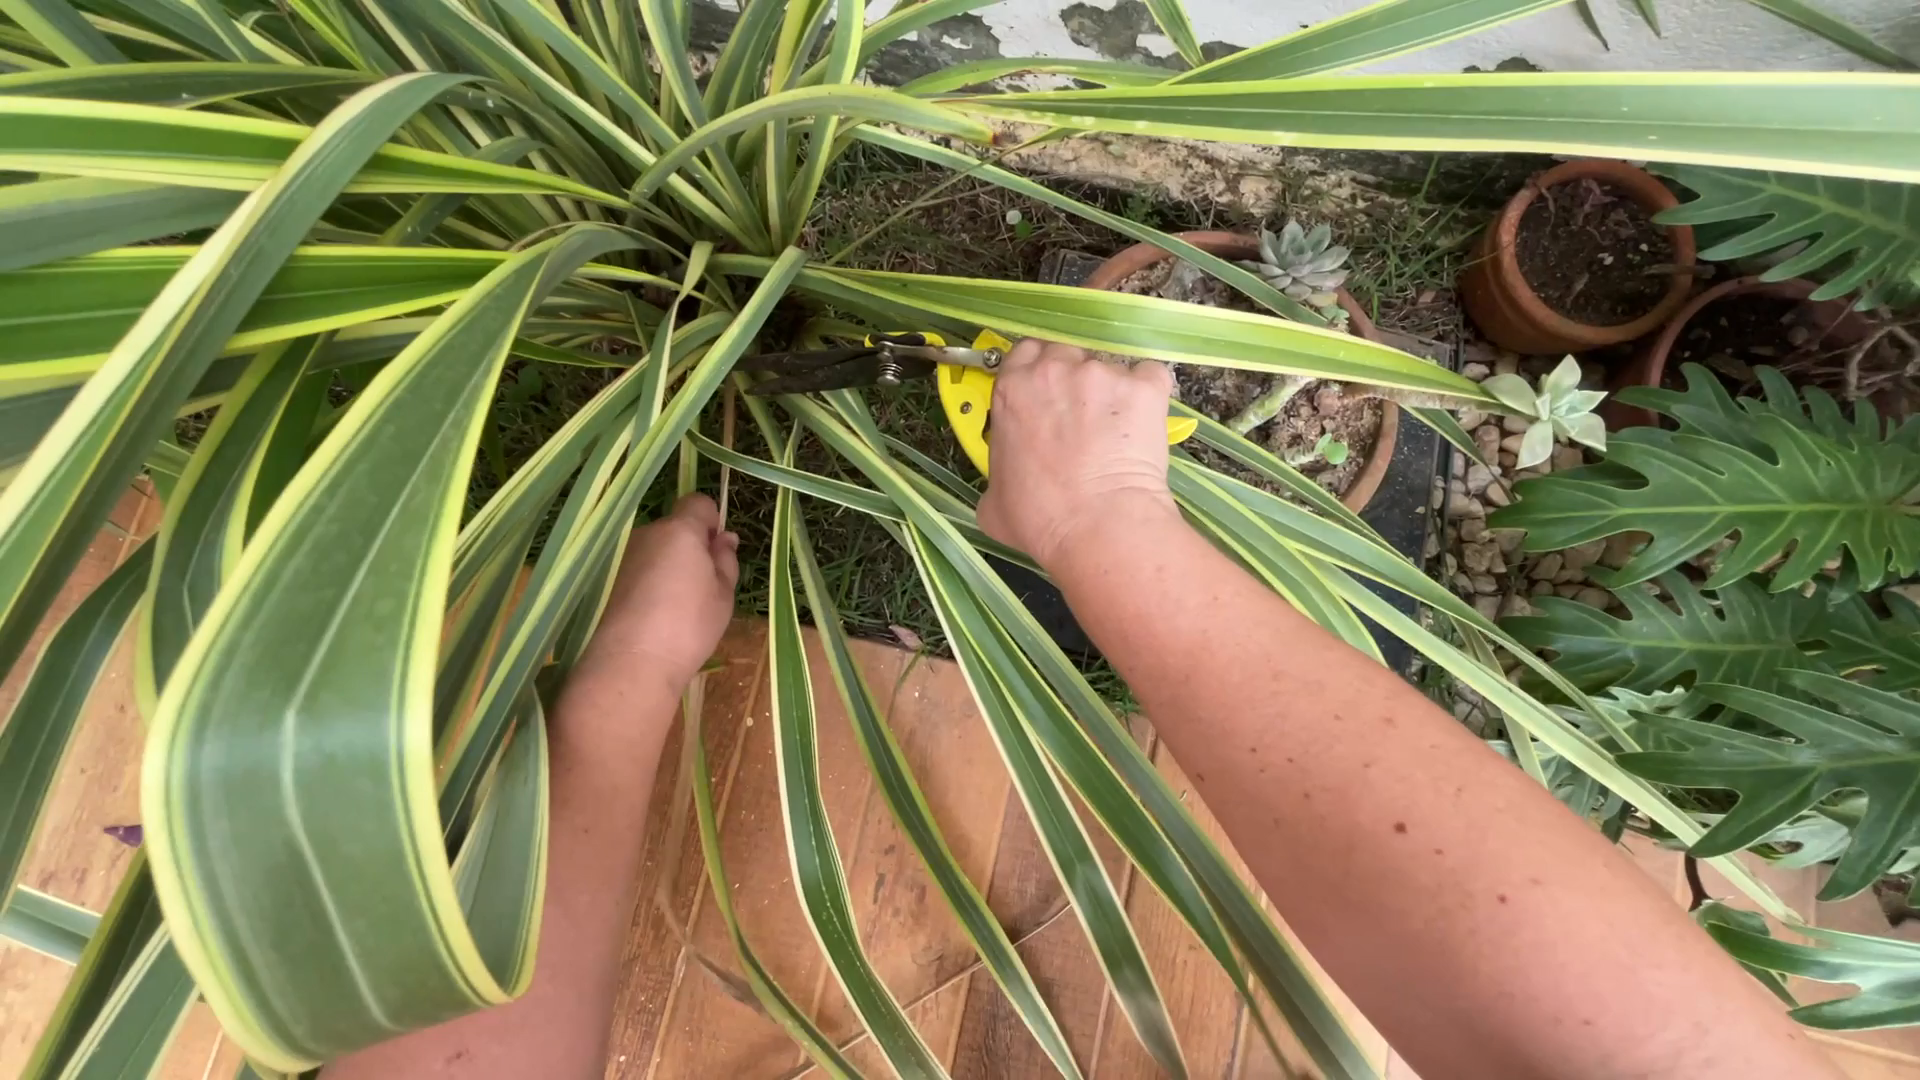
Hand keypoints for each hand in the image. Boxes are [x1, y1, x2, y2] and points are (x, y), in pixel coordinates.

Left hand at [581, 494, 739, 693]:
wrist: (634, 660)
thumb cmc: (690, 623)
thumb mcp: (724, 592)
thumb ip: (725, 560)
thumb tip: (725, 539)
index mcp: (680, 530)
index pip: (699, 503)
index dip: (713, 522)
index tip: (719, 552)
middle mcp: (649, 533)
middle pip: (677, 527)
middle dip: (693, 546)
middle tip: (707, 585)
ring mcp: (626, 556)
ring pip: (660, 549)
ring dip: (674, 565)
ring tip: (683, 604)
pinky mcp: (613, 579)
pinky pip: (644, 568)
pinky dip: (656, 581)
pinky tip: (661, 613)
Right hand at [977, 338, 1178, 569]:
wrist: (1098, 527)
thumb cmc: (1040, 520)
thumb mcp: (993, 501)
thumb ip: (999, 469)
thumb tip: (1008, 478)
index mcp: (1012, 391)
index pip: (1025, 354)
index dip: (1038, 372)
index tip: (1047, 394)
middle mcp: (1055, 371)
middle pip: (1066, 352)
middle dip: (1073, 377)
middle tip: (1081, 414)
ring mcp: (1101, 374)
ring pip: (1107, 367)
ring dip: (1110, 391)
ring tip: (1116, 430)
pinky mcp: (1144, 386)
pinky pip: (1149, 377)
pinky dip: (1148, 396)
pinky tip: (1143, 427)